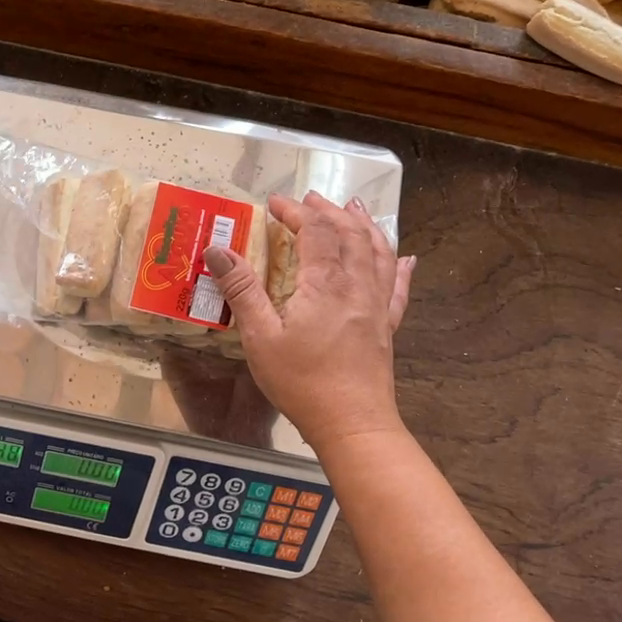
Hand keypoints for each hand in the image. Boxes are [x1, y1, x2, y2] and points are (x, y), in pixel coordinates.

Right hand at [205, 192, 415, 449]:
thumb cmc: (301, 381)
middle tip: (310, 199)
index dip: (296, 212)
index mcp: (325, 284)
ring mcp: (376, 306)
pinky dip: (399, 266)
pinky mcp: (386, 327)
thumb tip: (217, 249)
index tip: (275, 203)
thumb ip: (242, 289)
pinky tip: (404, 257)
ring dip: (365, 226)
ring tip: (355, 209)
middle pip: (351, 235)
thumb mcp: (260, 336)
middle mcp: (357, 286)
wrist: (352, 422)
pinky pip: (398, 287)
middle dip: (330, 211)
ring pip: (379, 253)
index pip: (315, 232)